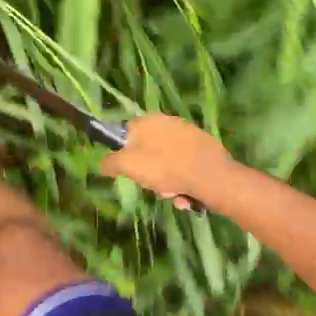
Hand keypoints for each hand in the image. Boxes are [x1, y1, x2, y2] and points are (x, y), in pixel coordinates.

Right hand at [99, 113, 235, 204]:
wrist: (212, 177)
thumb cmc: (165, 168)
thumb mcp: (128, 166)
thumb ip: (110, 162)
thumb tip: (103, 163)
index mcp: (147, 121)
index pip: (125, 133)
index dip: (124, 153)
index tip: (129, 170)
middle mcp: (168, 122)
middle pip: (148, 149)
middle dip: (149, 171)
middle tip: (153, 186)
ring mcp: (189, 133)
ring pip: (167, 159)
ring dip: (167, 179)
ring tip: (173, 194)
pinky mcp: (205, 147)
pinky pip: (185, 163)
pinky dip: (184, 178)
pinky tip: (187, 193)